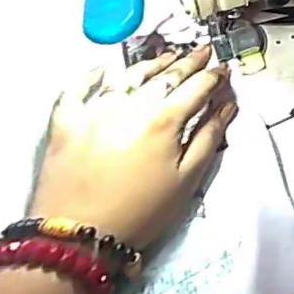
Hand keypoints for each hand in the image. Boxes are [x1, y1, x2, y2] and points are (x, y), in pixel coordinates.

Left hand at [29, 45, 238, 250]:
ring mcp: (95, 113)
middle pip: (166, 75)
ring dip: (151, 63)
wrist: (73, 242)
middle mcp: (132, 107)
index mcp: (165, 120)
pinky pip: (77, 92)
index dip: (215, 75)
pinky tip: (103, 69)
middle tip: (203, 51)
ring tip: (166, 57)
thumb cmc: (141, 211)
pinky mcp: (66, 126)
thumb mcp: (188, 178)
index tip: (224, 69)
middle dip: (189, 61)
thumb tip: (228, 104)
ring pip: (128, 76)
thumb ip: (210, 136)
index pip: (198, 86)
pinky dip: (91, 77)